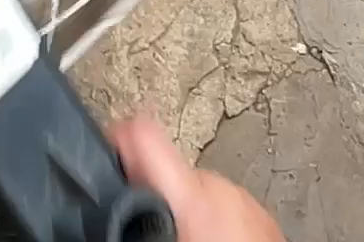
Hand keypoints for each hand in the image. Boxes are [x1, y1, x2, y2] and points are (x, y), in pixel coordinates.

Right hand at [110, 116, 282, 241]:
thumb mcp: (167, 238)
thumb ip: (141, 223)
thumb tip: (113, 222)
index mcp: (191, 195)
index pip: (143, 133)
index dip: (118, 138)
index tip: (102, 151)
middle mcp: (219, 186)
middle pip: (168, 173)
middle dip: (152, 201)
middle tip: (141, 231)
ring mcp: (243, 198)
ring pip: (195, 194)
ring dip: (182, 217)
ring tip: (178, 241)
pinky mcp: (261, 214)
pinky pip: (222, 208)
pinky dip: (210, 227)